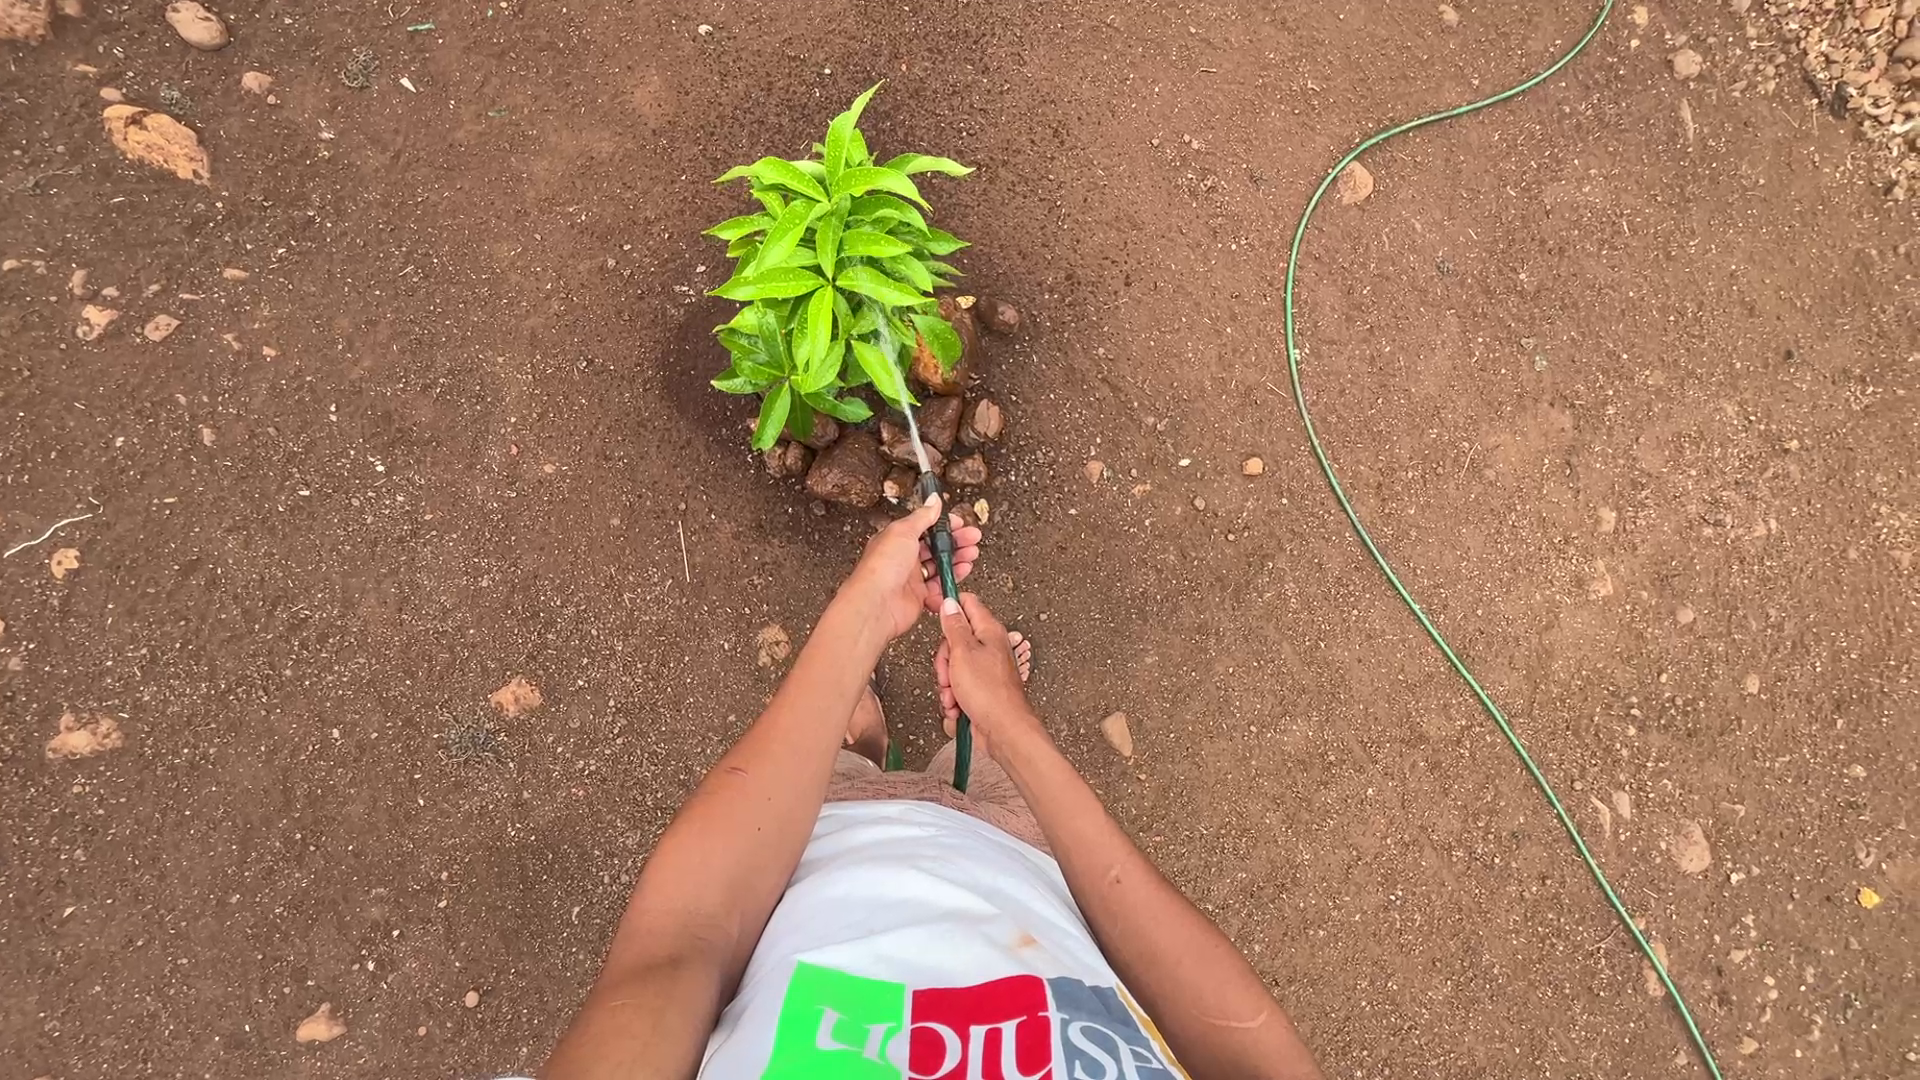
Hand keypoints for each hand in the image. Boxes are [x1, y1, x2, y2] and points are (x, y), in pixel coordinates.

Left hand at [838, 495, 980, 641]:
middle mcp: (904, 558)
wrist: (876, 604)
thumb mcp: (903, 531)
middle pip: (936, 547)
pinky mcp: (919, 596)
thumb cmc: (882, 567)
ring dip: (957, 560)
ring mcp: (912, 577)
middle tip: (972, 539)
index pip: (925, 528)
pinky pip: (939, 587)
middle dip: (956, 542)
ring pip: (940, 566)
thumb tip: (933, 500)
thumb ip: (922, 516)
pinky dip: (952, 581)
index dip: (944, 525)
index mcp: (898, 539)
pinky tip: (961, 574)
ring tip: (971, 555)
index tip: (960, 523)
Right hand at [937, 593, 1045, 754]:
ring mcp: (985, 669)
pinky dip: (953, 697)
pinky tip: (957, 706)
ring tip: (954, 694)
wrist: (1002, 730)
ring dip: (947, 683)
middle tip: (948, 671)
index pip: (967, 604)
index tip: (933, 610)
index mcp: (989, 631)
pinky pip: (958, 686)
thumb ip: (954, 626)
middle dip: (944, 659)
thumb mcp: (963, 652)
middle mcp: (989, 648)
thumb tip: (950, 603)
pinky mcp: (980, 689)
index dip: (948, 605)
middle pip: (954, 639)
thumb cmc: (989, 693)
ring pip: (953, 666)